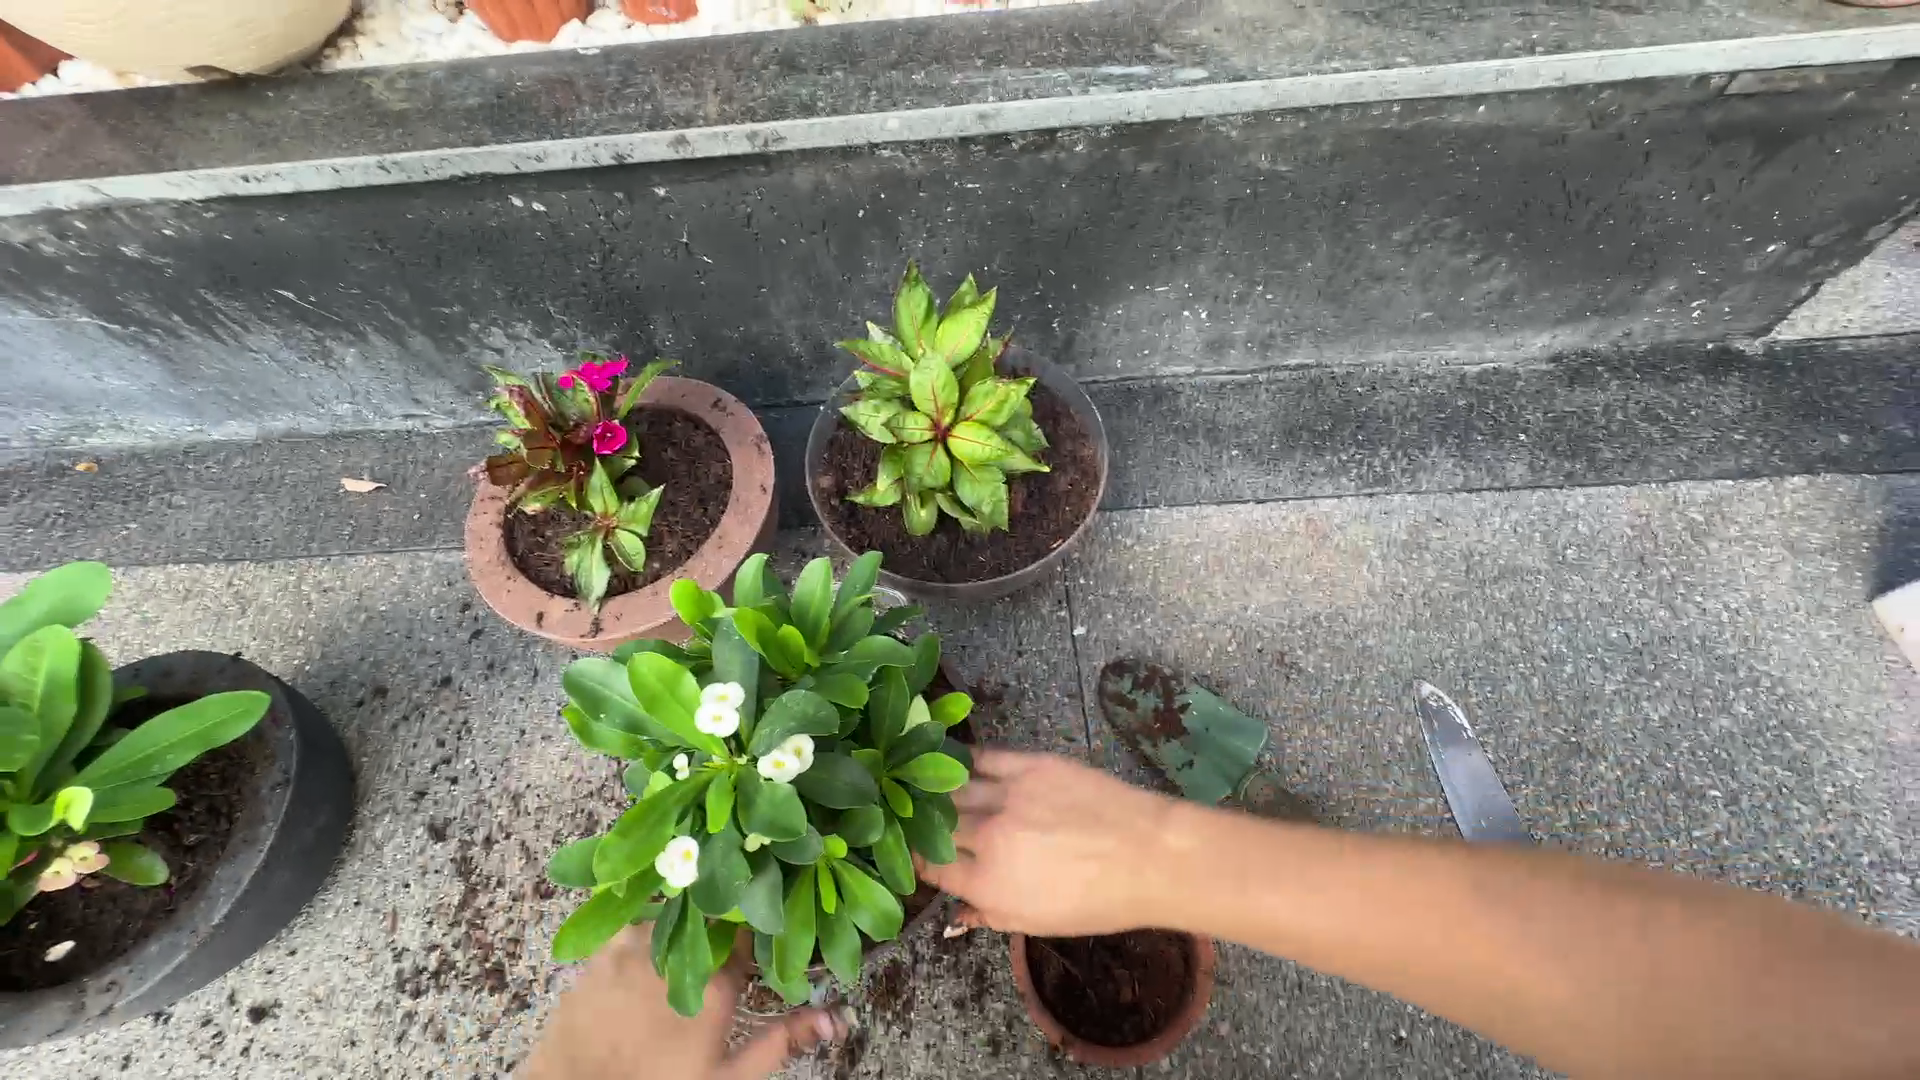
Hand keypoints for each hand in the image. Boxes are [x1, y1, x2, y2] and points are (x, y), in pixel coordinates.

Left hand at [521, 925, 846, 1079]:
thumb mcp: (727, 1078)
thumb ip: (782, 1041)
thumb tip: (837, 1017)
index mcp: (720, 978)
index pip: (752, 928)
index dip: (756, 932)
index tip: (756, 941)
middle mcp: (684, 947)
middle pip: (713, 917)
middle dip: (719, 928)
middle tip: (715, 954)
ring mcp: (638, 942)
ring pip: (675, 916)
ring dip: (682, 930)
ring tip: (678, 956)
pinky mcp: (603, 947)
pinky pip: (635, 924)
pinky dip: (645, 934)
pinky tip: (644, 958)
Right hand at [919, 749, 1190, 936]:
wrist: (1147, 855)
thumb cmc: (1096, 900)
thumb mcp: (1037, 923)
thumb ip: (988, 916)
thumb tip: (954, 915)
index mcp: (988, 883)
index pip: (932, 866)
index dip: (915, 859)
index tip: (910, 852)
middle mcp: (989, 836)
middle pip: (938, 824)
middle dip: (920, 823)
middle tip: (912, 817)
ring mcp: (1008, 795)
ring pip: (954, 787)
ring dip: (936, 790)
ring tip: (926, 786)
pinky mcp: (1029, 764)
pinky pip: (985, 757)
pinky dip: (966, 760)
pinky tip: (956, 761)